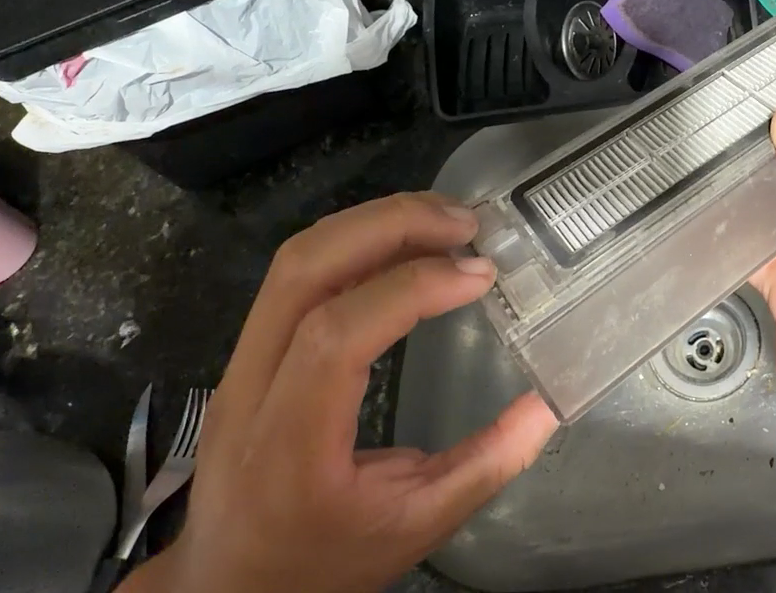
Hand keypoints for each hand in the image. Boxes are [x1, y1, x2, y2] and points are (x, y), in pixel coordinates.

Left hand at [121, 193, 556, 592]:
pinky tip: (410, 241)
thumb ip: (487, 463)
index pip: (336, 335)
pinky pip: (299, 272)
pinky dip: (359, 239)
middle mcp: (250, 388)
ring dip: (375, 222)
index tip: (480, 274)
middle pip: (304, 269)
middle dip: (391, 225)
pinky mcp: (251, 349)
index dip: (412, 288)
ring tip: (446, 220)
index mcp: (289, 444)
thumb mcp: (417, 527)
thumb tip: (548, 403)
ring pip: (296, 259)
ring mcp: (241, 362)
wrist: (227, 589)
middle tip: (467, 221)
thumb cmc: (323, 563)